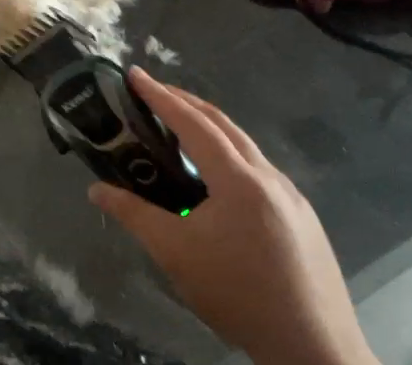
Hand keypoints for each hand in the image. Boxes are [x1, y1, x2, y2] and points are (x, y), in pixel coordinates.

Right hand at [88, 68, 376, 364]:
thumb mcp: (174, 253)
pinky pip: (259, 170)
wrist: (315, 350)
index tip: (133, 74)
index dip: (160, 96)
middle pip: (224, 125)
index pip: (194, 123)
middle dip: (185, 102)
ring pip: (245, 147)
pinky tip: (214, 175)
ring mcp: (293, 200)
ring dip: (209, 127)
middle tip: (151, 91)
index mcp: (240, 181)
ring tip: (176, 127)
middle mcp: (271, 180)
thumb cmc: (238, 294)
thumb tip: (96, 189)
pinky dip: (228, 154)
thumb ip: (133, 213)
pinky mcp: (303, 220)